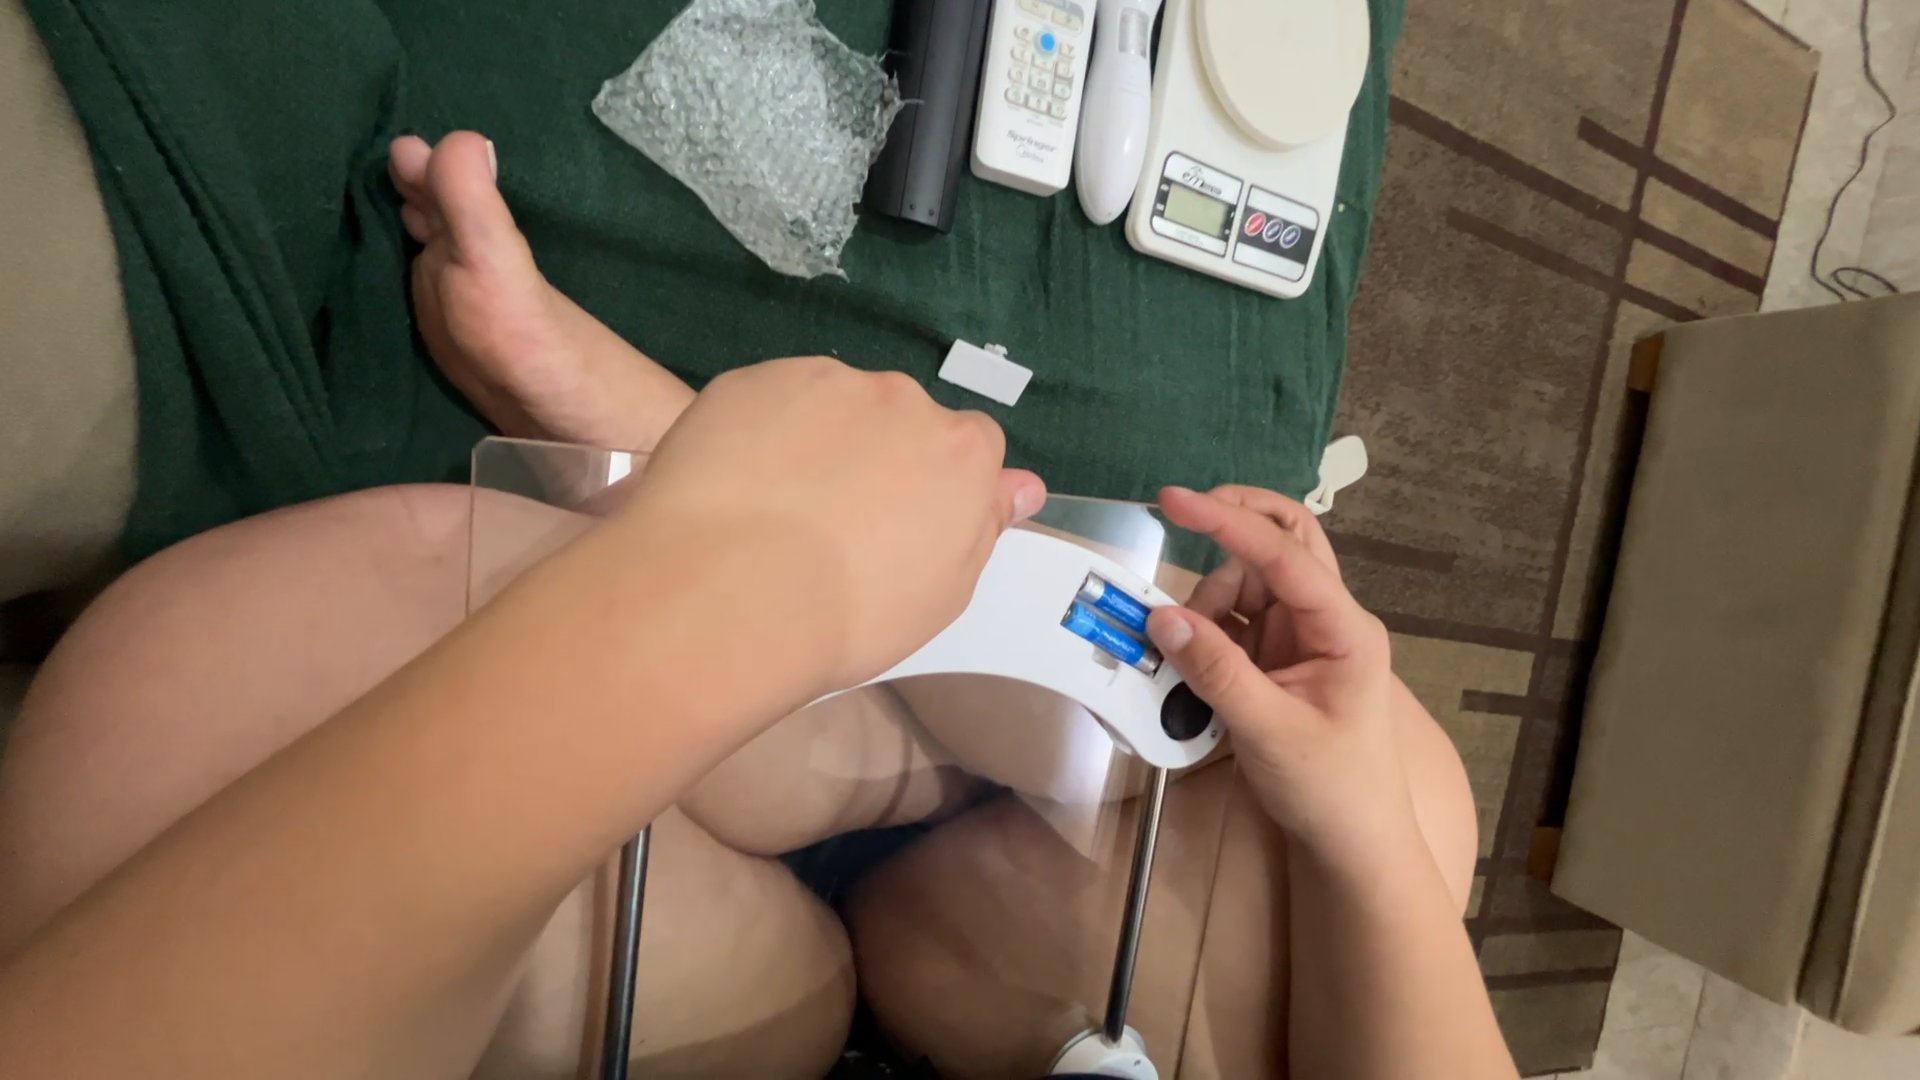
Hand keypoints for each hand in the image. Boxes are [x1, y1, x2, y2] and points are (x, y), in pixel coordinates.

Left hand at [615, 356, 1045, 696]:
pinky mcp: (754, 380)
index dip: (940, 483)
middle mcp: (903, 399)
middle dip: (882, 455)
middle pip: (904, 420)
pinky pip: (773, 400)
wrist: (734, 594)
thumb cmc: (856, 612)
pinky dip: (764, 431)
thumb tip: (1023, 486)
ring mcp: (826, 382)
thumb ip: (984, 524)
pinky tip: (739, 481)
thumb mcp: (944, 589)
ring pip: (836, 404)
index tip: (907, 522)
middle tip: (838, 519)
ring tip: (780, 504)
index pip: (973, 446)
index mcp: (961, 450)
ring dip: (823, 438)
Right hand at [1145, 486, 1420, 861]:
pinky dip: (1202, 624)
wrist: (1349, 840)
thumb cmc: (1329, 787)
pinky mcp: (1273, 654)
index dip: (1228, 523)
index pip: (1285, 556)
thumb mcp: (1268, 730)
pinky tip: (1187, 653)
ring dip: (1206, 599)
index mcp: (1343, 628)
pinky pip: (1231, 617)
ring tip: (1185, 650)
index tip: (1174, 502)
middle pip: (1281, 544)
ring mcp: (1297, 635)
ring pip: (1245, 582)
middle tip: (1180, 513)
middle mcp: (1323, 618)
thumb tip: (1161, 617)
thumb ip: (1214, 670)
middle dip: (1233, 524)